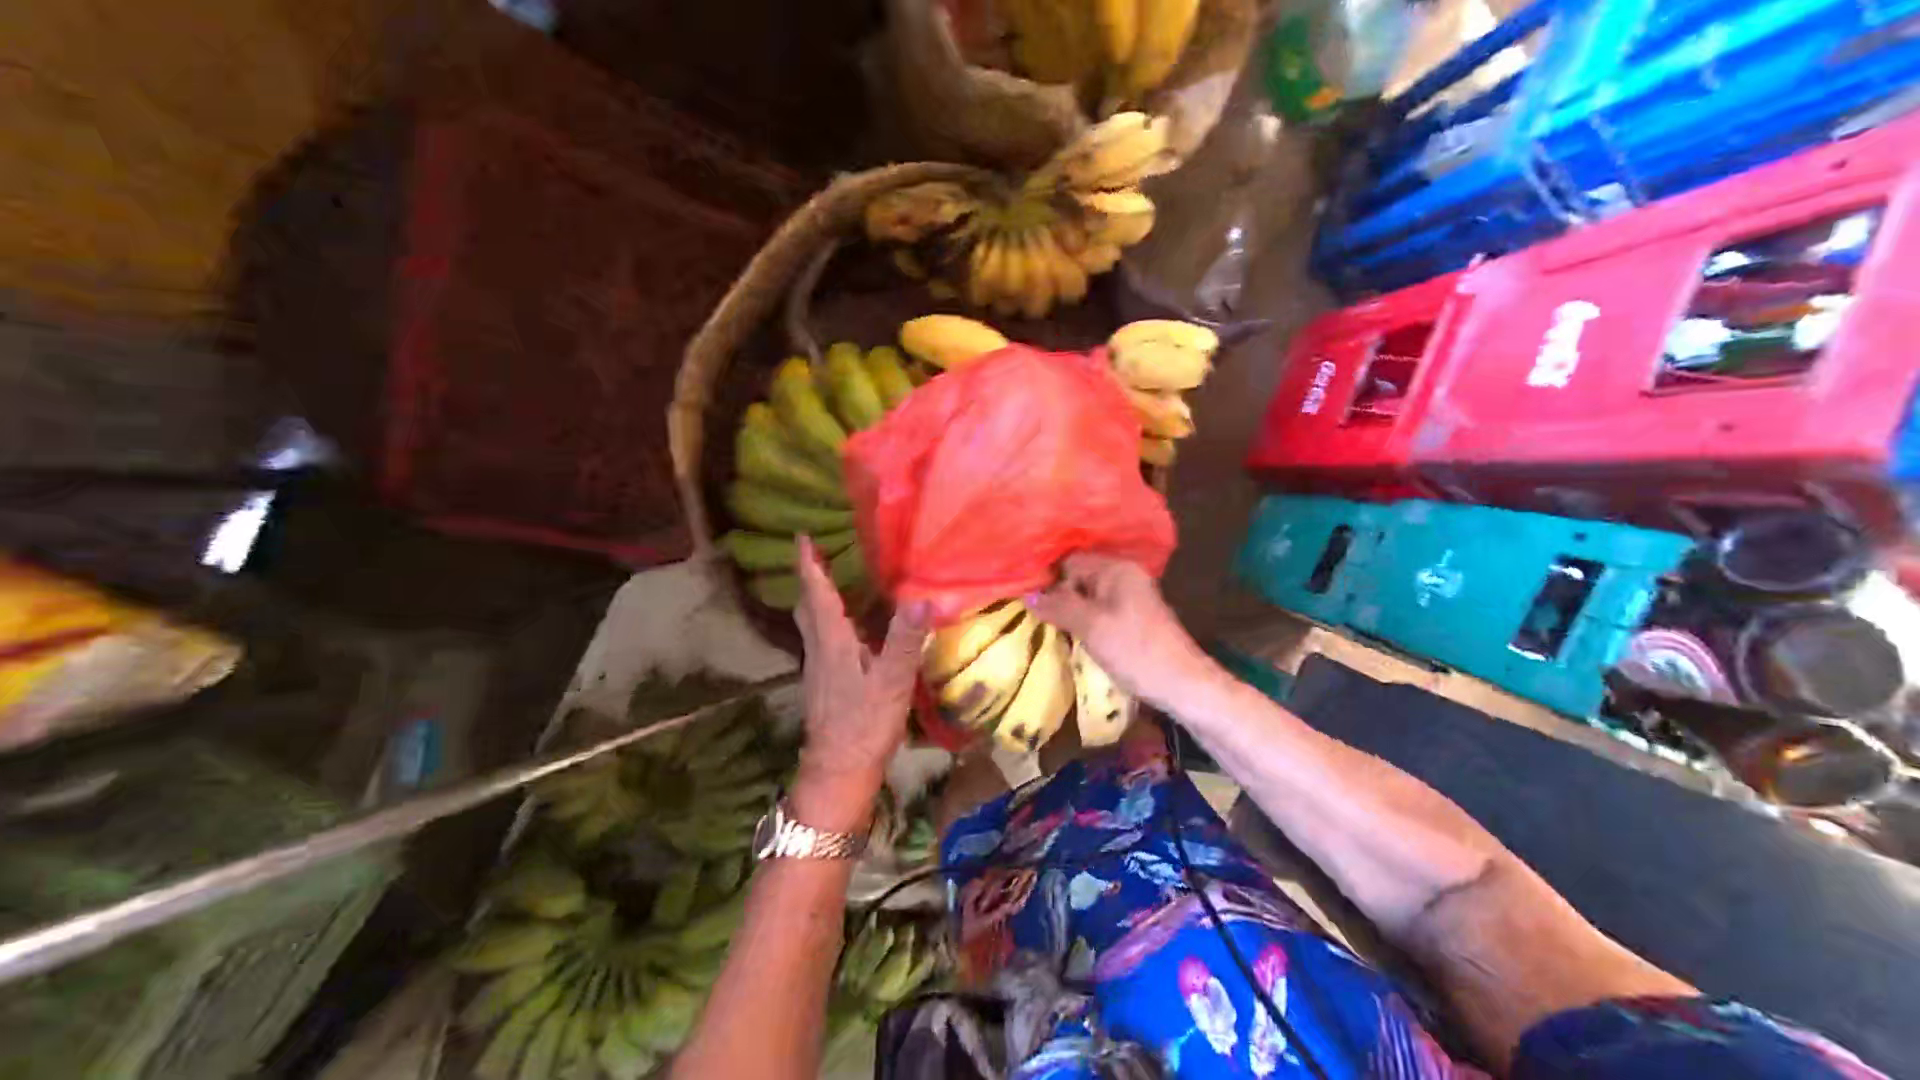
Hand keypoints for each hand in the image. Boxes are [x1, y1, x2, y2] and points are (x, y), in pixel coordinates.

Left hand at [789, 536, 929, 832]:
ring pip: (811, 624)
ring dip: (817, 599)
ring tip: (833, 581)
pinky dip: (828, 622)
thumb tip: (923, 597)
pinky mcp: (825, 684)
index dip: (809, 564)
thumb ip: (904, 639)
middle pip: (807, 606)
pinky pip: (821, 640)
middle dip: (810, 578)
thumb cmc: (864, 724)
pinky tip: (847, 629)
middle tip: (818, 553)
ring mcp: (818, 669)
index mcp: (832, 641)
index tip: (802, 537)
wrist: (838, 771)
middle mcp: (819, 649)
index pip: (816, 593)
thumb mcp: (891, 681)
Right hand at [1027, 554, 1220, 710]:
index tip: (1030, 604)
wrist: (1183, 685)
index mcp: (1116, 569)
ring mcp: (1132, 597)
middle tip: (1037, 619)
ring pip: (1089, 595)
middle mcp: (1125, 575)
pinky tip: (1076, 637)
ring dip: (1071, 611)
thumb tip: (1027, 595)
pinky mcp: (1135, 618)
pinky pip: (1100, 610)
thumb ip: (1058, 606)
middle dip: (1058, 596)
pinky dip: (1086, 621)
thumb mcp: (1090, 627)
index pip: (1070, 562)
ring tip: (1051, 629)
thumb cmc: (1135, 651)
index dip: (1049, 581)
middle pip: (1079, 577)